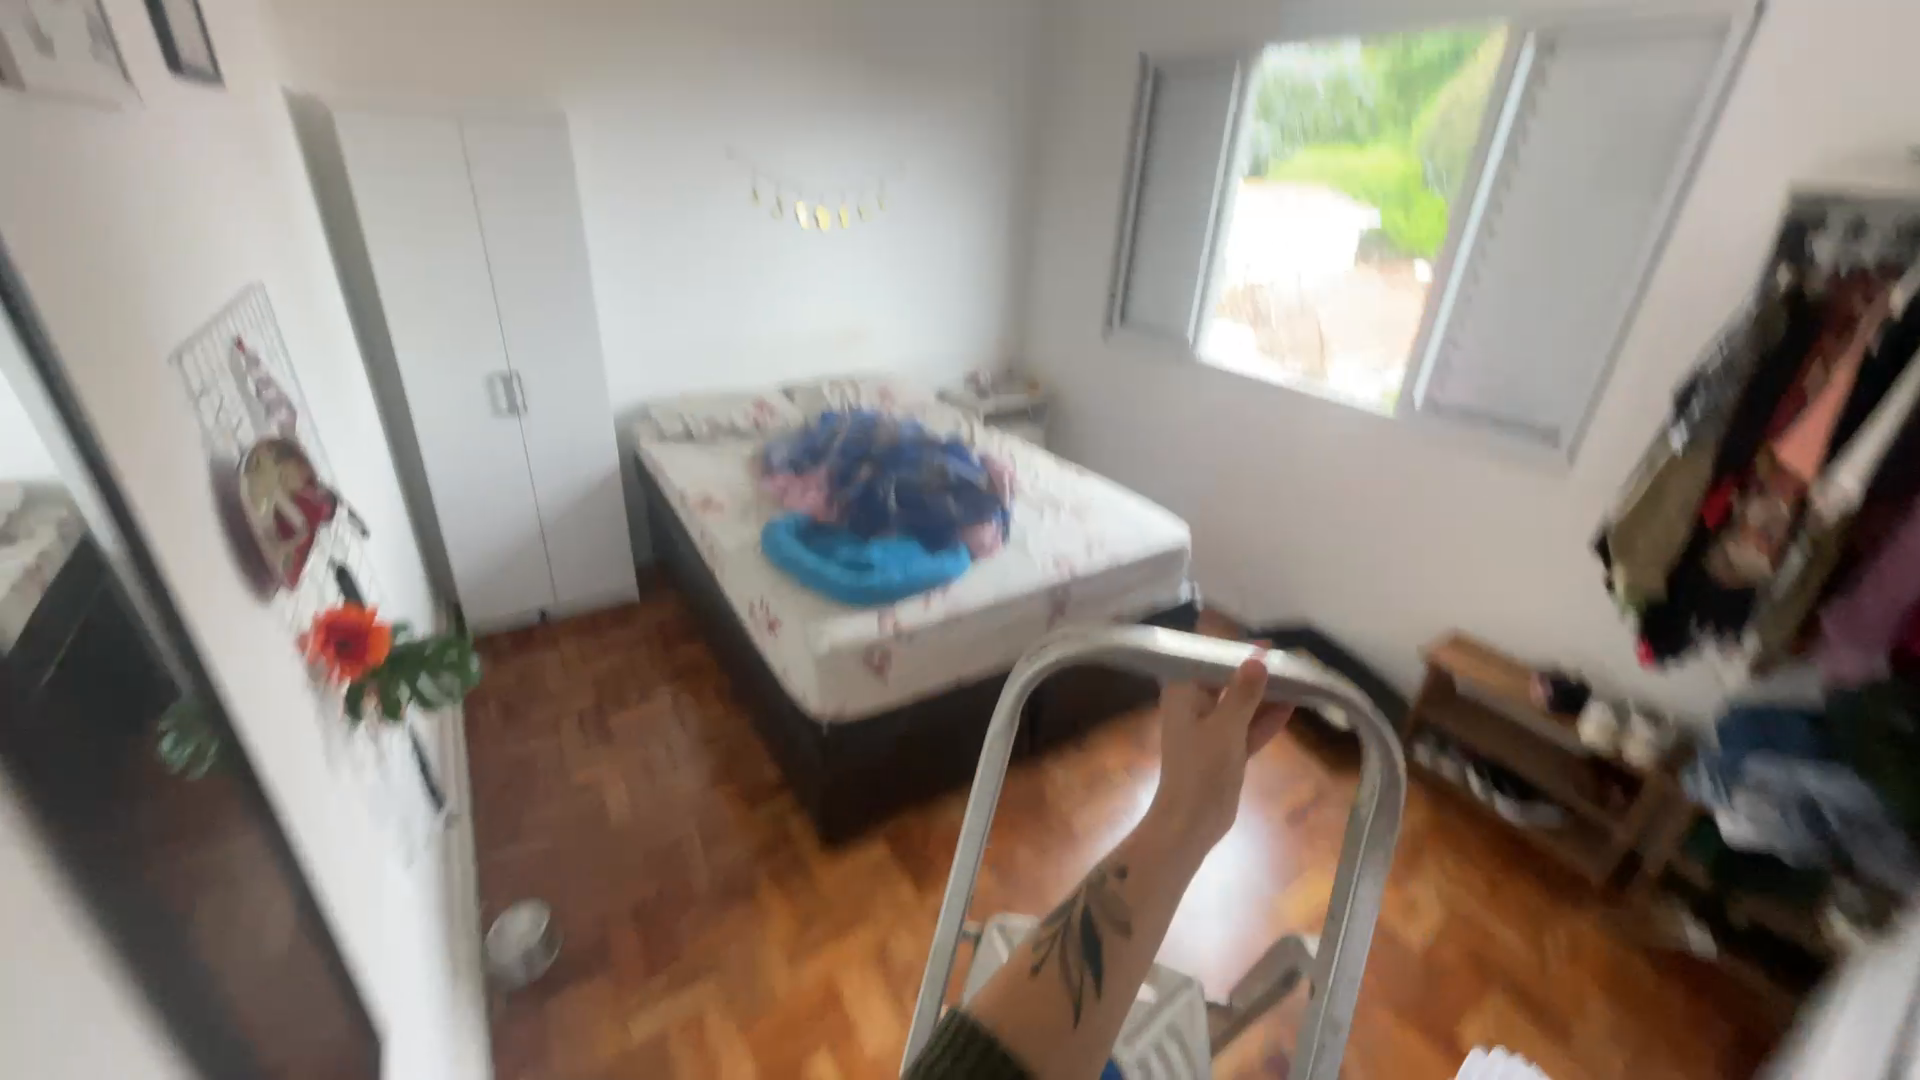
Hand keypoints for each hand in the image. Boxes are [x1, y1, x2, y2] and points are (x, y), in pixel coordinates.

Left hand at [1147, 654, 1292, 851]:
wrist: (1193, 820)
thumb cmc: (1201, 767)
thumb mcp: (1225, 725)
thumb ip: (1243, 692)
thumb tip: (1258, 658)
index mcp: (1182, 693)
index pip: (1204, 658)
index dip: (1231, 648)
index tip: (1263, 640)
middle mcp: (1193, 706)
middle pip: (1224, 679)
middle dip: (1252, 669)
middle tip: (1286, 655)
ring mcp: (1209, 729)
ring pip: (1239, 703)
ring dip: (1264, 693)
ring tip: (1296, 675)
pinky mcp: (1225, 750)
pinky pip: (1247, 727)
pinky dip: (1265, 719)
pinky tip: (1293, 705)